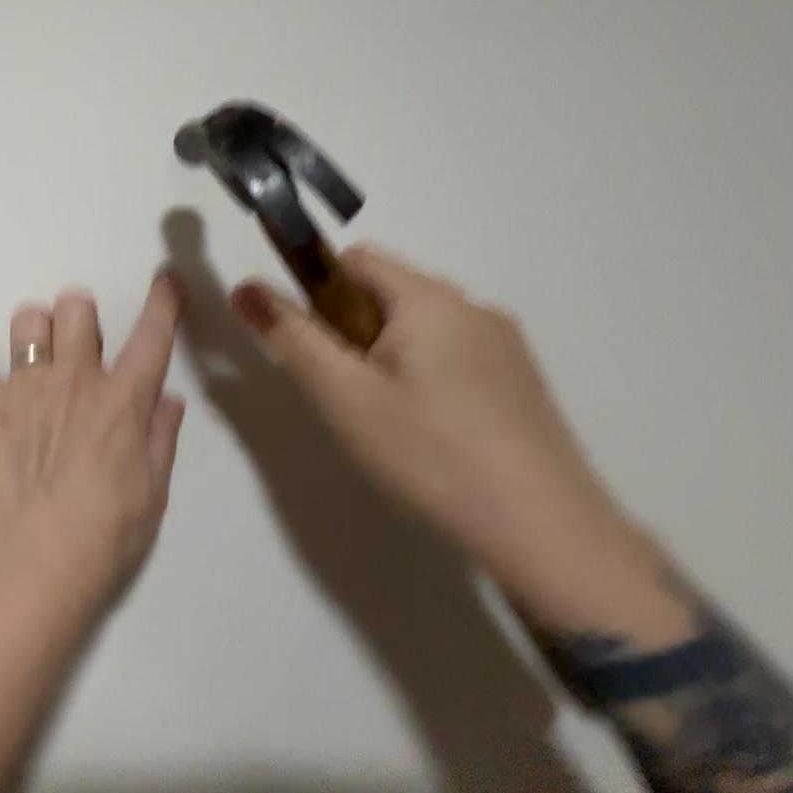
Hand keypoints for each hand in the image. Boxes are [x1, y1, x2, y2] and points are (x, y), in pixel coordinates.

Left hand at [0, 277, 186, 618]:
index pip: (152, 338)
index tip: (167, 280)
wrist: (33, 560)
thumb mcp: (152, 493)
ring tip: (36, 340)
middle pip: (76, 311)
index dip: (163, 304)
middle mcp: (75, 380)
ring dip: (35, 324)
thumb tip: (168, 399)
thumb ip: (161, 439)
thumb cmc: (104, 536)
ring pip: (28, 322)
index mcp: (123, 401)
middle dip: (80, 311)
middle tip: (80, 333)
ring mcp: (26, 388)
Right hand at [232, 246, 676, 635]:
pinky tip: (424, 434)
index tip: (307, 344)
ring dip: (384, 357)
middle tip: (341, 393)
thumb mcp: (342, 395)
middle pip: (387, 294)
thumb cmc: (430, 455)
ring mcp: (506, 347)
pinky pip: (451, 358)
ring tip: (380, 420)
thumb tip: (244, 286)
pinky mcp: (520, 384)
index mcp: (431, 299)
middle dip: (348, 330)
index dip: (314, 288)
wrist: (549, 533)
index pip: (355, 259)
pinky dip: (421, 379)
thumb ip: (290, 336)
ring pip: (418, 329)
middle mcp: (474, 308)